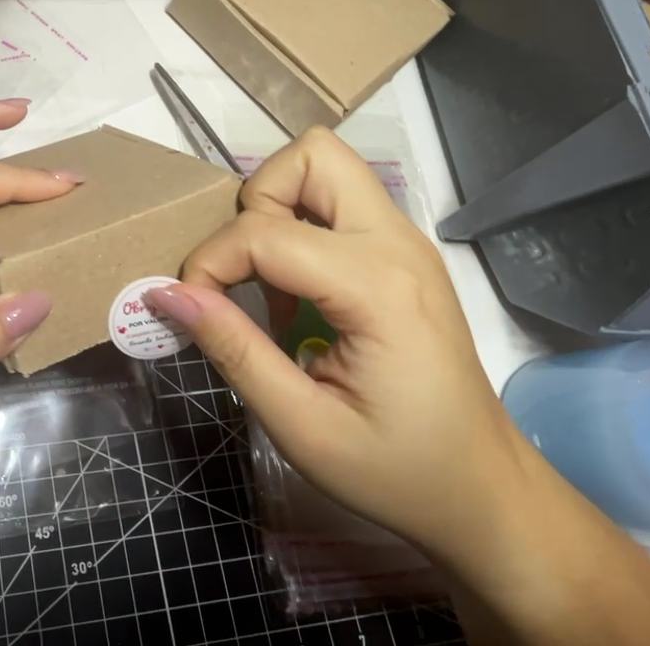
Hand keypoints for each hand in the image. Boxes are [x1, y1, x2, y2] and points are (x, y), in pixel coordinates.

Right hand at [142, 127, 535, 561]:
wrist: (484, 493)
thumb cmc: (398, 471)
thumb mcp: (302, 427)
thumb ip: (233, 349)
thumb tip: (165, 293)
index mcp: (379, 288)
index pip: (265, 232)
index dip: (209, 263)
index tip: (192, 310)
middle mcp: (398, 244)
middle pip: (312, 155)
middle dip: (257, 201)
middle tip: (244, 272)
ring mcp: (405, 242)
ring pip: (326, 164)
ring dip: (278, 206)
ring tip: (268, 280)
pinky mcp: (401, 252)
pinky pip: (337, 200)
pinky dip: (298, 224)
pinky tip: (296, 292)